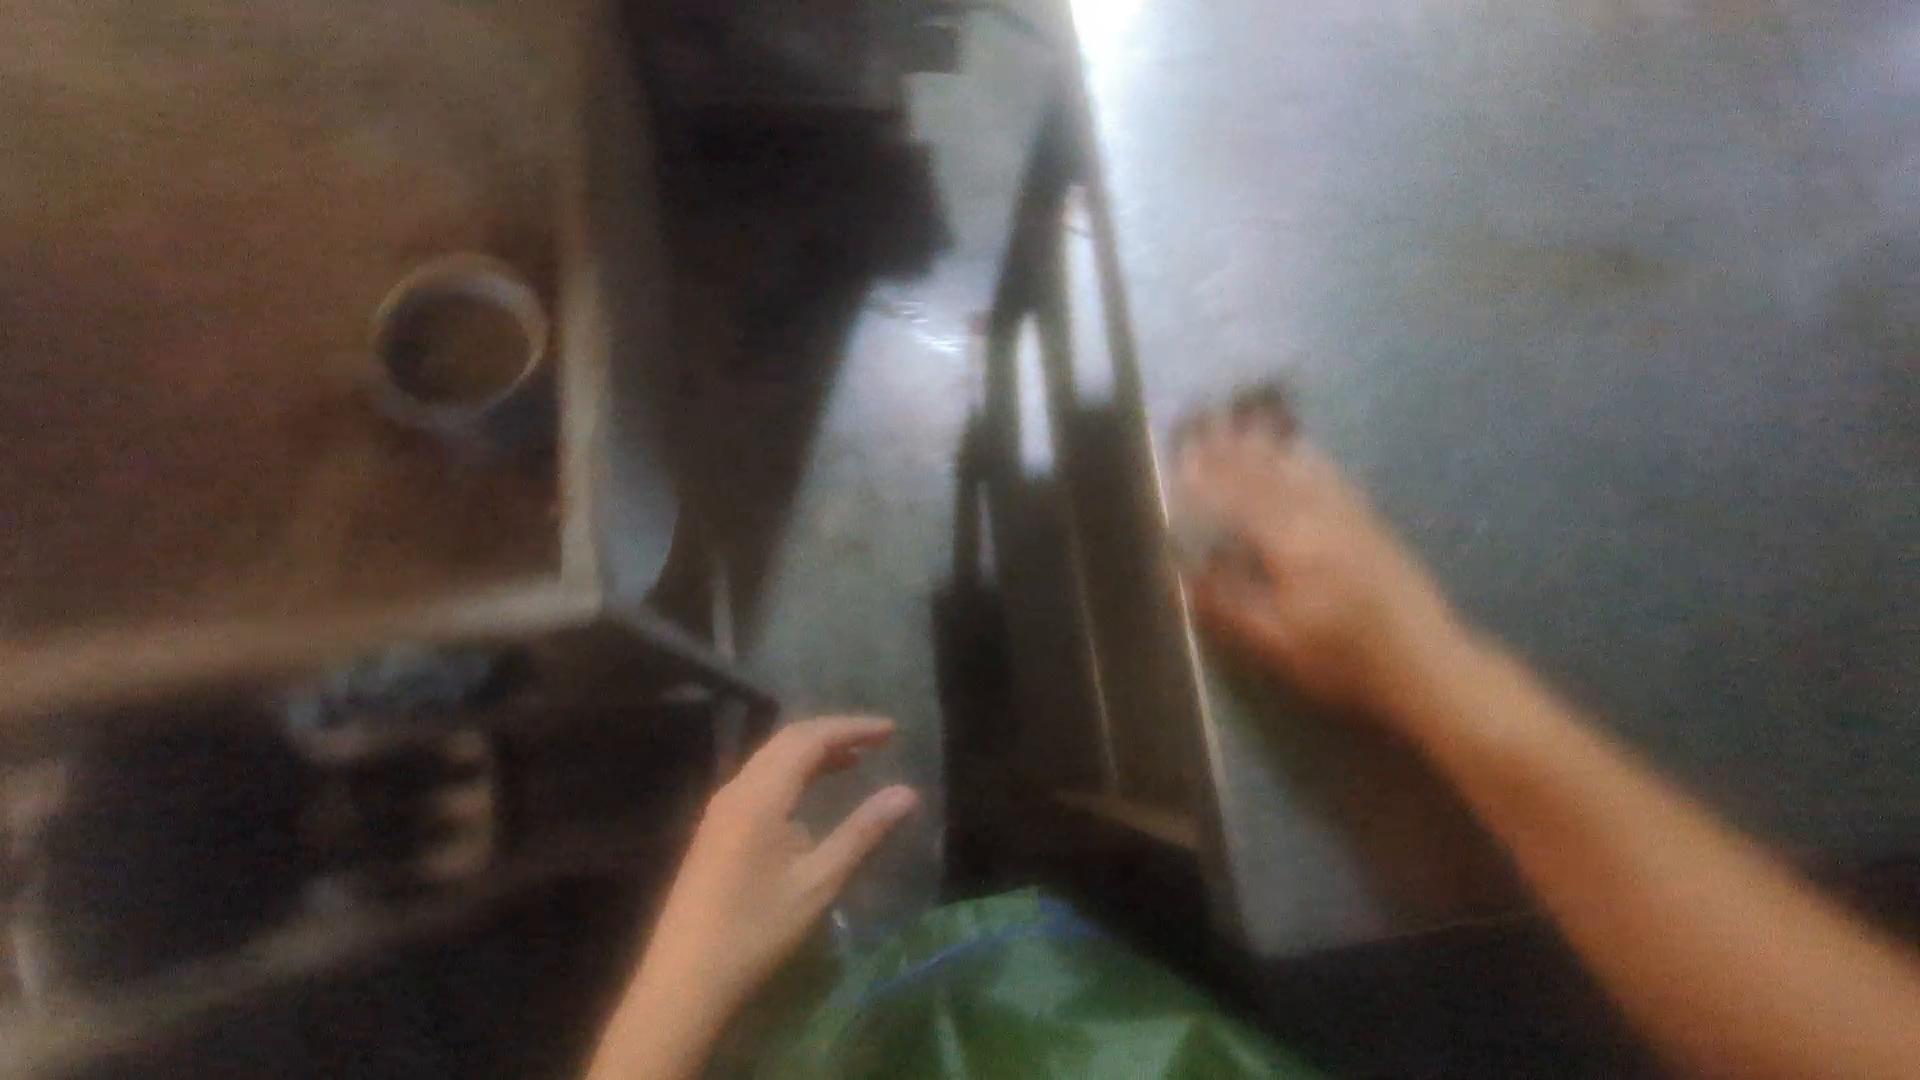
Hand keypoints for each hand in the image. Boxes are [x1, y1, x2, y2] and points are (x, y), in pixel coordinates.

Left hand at [589, 716, 918, 1079]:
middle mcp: (736, 789)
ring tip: (853, 761)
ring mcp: (721, 809)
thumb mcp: (818, 882)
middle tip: (877, 740)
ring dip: (812, 752)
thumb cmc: (755, 930)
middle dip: (834, 733)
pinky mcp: (716, 829)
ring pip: (771, 759)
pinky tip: (809, 796)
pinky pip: (760, 779)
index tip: (892, 731)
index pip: (810, 738)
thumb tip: (907, 793)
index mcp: (760, 795)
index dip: (852, 728)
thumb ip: (863, 832)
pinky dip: (793, 772)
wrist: (683, 982)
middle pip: (788, 740)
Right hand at [1176, 404, 1465, 719]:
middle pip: (1266, 475)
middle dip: (1230, 451)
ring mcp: (1349, 516)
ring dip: (1265, 446)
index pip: (1238, 500)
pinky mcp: (1370, 524)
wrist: (1428, 667)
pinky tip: (1298, 450)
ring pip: (1298, 470)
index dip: (1206, 479)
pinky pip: (1331, 478)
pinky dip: (1305, 458)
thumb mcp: (1274, 643)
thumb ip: (1226, 603)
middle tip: (1201, 425)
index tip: (1179, 457)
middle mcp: (1320, 517)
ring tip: (1239, 422)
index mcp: (1291, 544)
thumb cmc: (1343, 661)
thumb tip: (1184, 573)